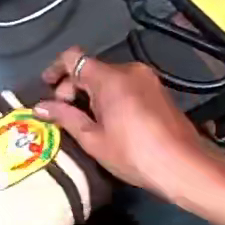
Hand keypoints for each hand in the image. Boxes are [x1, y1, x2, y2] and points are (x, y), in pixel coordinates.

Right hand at [34, 48, 224, 201]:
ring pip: (108, 77)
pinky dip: (110, 96)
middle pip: (91, 68)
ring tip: (85, 121)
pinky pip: (125, 85)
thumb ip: (65, 117)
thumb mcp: (93, 139)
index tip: (46, 88)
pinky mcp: (158, 90)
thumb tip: (40, 106)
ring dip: (92, 93)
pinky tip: (108, 121)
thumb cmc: (133, 154)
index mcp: (109, 78)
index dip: (55, 69)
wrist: (184, 166)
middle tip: (64, 114)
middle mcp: (129, 70)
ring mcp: (147, 78)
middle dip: (73, 86)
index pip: (73, 57)